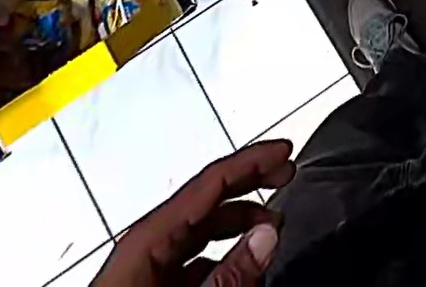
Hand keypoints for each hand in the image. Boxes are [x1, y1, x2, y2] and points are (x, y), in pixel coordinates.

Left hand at [94, 141, 297, 286]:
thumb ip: (229, 276)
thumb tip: (268, 233)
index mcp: (147, 242)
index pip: (209, 182)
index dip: (251, 161)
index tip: (284, 152)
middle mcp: (142, 248)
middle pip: (204, 199)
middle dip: (249, 183)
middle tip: (286, 174)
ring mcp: (140, 272)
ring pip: (197, 230)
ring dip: (238, 220)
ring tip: (270, 227)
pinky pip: (188, 260)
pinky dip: (220, 251)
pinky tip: (239, 266)